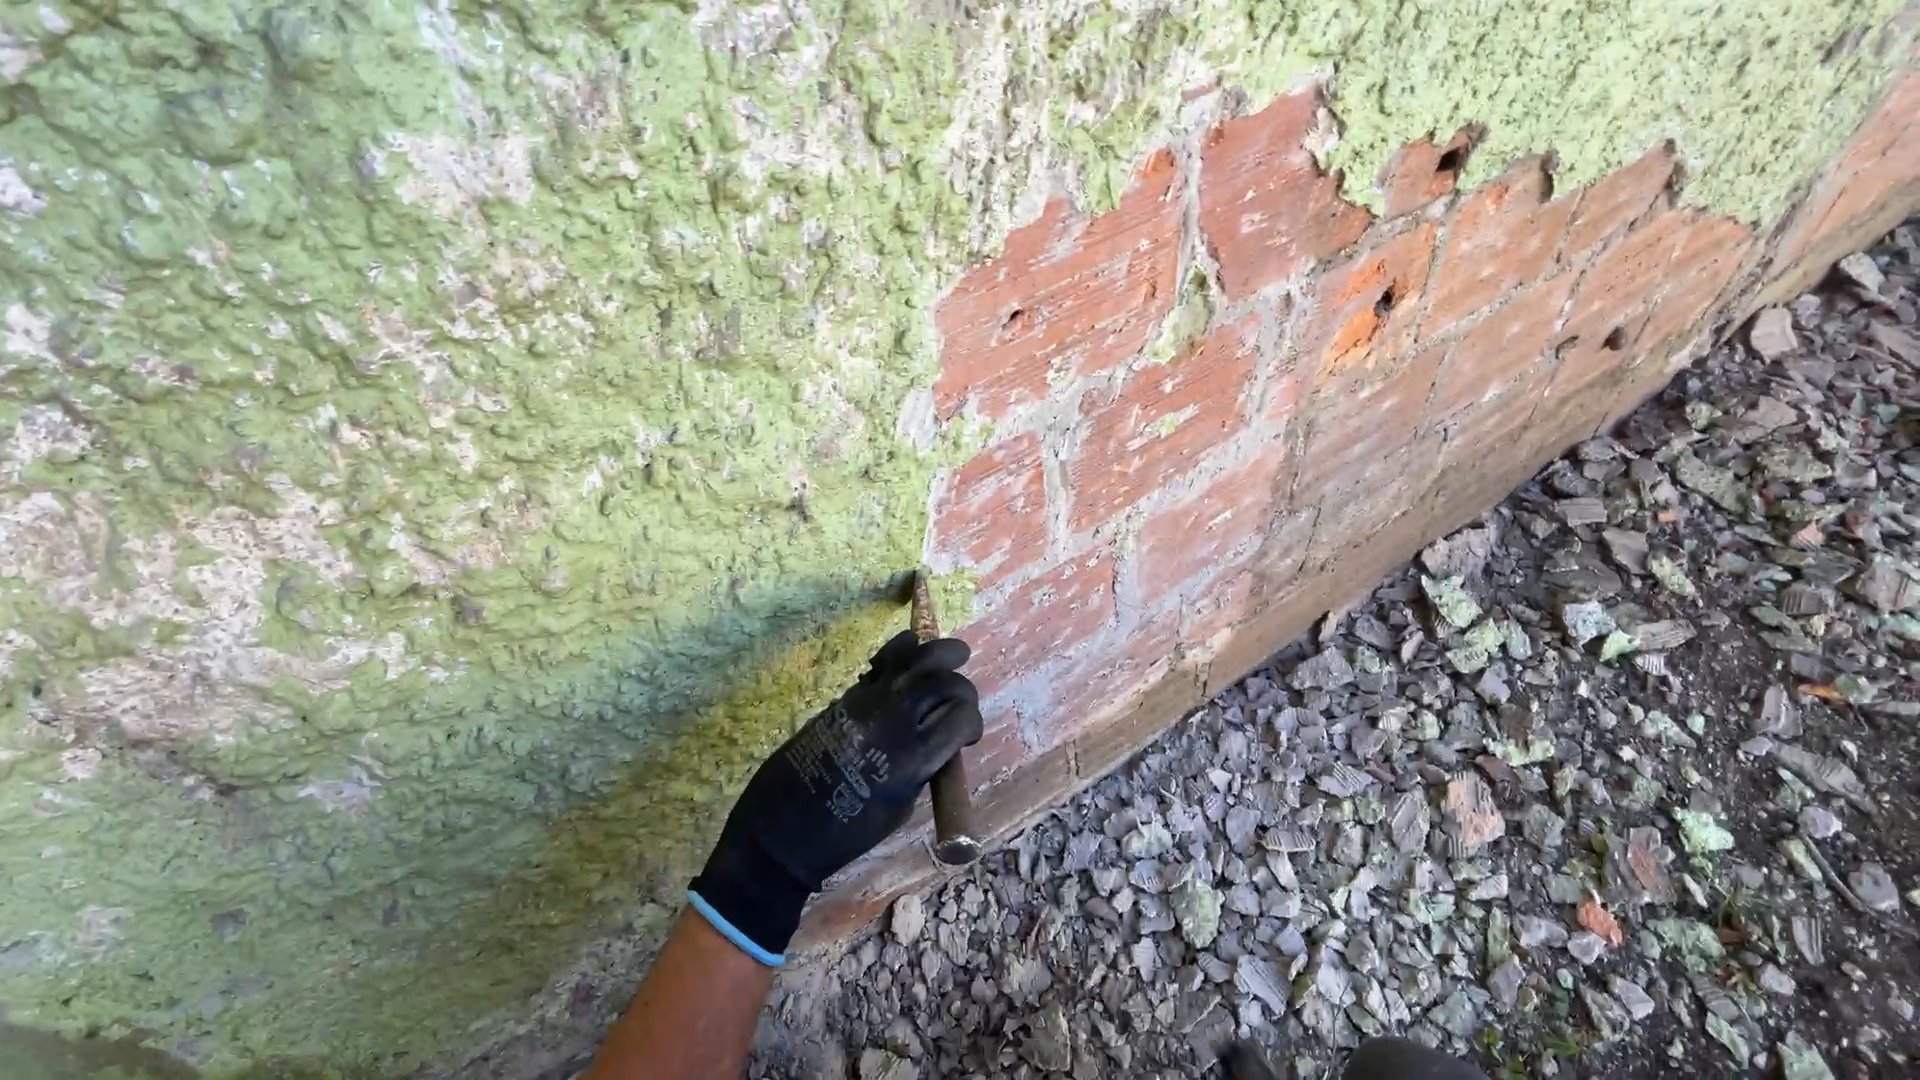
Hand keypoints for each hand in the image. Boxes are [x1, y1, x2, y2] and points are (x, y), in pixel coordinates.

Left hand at [688, 631, 982, 962]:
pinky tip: (909, 654)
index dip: (972, 722)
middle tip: (961, 697)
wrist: (783, 827)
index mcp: (912, 758)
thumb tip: (941, 740)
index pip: (961, 716)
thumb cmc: (847, 831)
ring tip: (954, 653)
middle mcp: (893, 720)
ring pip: (913, 658)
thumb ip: (925, 766)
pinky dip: (901, 652)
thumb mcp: (901, 805)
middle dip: (961, 686)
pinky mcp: (846, 696)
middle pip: (942, 681)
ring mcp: (867, 702)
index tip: (968, 733)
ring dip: (938, 653)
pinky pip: (881, 662)